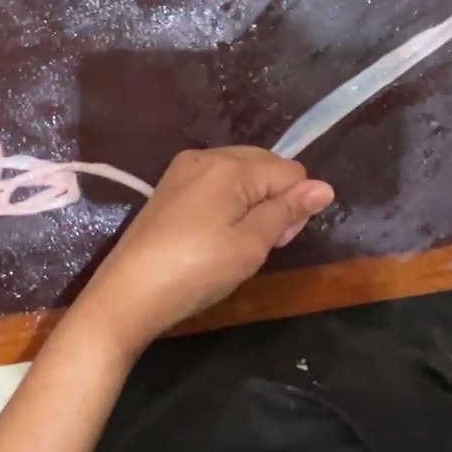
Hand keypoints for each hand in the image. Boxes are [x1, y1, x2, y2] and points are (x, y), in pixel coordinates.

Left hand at [72, 147, 333, 353]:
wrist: (128, 294)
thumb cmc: (196, 270)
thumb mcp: (250, 244)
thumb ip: (286, 211)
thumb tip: (323, 187)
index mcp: (229, 165)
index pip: (290, 170)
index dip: (295, 205)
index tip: (278, 241)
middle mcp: (204, 157)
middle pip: (263, 167)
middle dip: (274, 201)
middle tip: (259, 246)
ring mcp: (181, 172)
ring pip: (239, 177)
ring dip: (250, 205)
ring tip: (236, 246)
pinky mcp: (166, 191)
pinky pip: (213, 186)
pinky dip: (225, 207)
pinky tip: (215, 238)